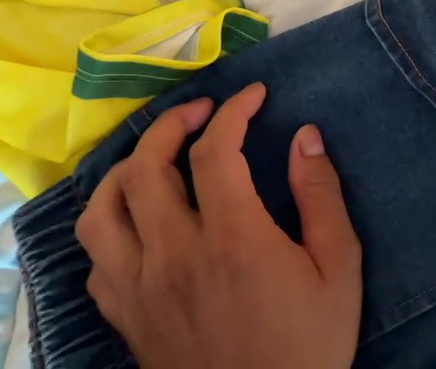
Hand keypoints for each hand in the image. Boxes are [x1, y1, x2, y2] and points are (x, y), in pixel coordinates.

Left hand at [76, 83, 362, 368]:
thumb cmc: (310, 341)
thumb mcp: (340, 265)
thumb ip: (321, 195)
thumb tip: (305, 136)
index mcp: (232, 239)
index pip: (214, 151)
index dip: (233, 111)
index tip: (255, 94)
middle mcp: (172, 256)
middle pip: (145, 169)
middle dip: (173, 124)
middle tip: (205, 111)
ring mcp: (138, 289)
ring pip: (102, 211)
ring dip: (127, 168)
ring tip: (161, 154)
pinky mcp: (122, 318)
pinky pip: (96, 256)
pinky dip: (112, 220)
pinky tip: (143, 216)